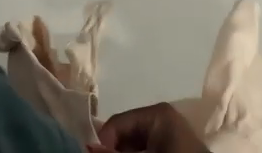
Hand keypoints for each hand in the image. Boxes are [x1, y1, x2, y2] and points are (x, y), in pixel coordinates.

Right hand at [89, 103, 207, 152]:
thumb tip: (87, 147)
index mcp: (157, 113)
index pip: (118, 122)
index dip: (103, 141)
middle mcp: (162, 118)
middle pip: (126, 134)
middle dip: (114, 149)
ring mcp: (169, 135)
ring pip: (135, 144)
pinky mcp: (174, 149)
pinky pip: (147, 150)